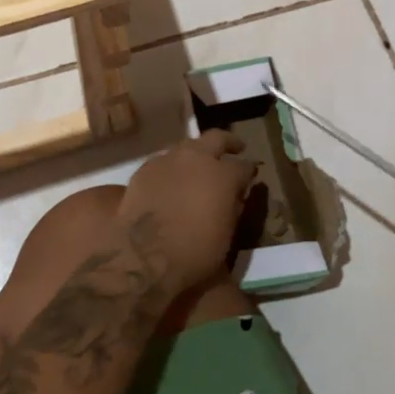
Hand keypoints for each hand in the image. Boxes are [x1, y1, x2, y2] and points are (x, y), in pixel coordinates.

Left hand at [116, 132, 254, 293]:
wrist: (144, 255)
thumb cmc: (194, 253)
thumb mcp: (226, 235)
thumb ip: (232, 208)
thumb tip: (233, 196)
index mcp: (223, 175)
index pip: (244, 166)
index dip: (249, 172)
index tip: (250, 176)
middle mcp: (197, 158)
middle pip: (216, 138)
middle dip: (228, 143)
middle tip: (235, 148)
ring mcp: (168, 159)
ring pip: (187, 146)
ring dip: (197, 154)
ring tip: (199, 166)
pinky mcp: (145, 168)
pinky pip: (164, 161)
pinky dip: (173, 167)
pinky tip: (171, 180)